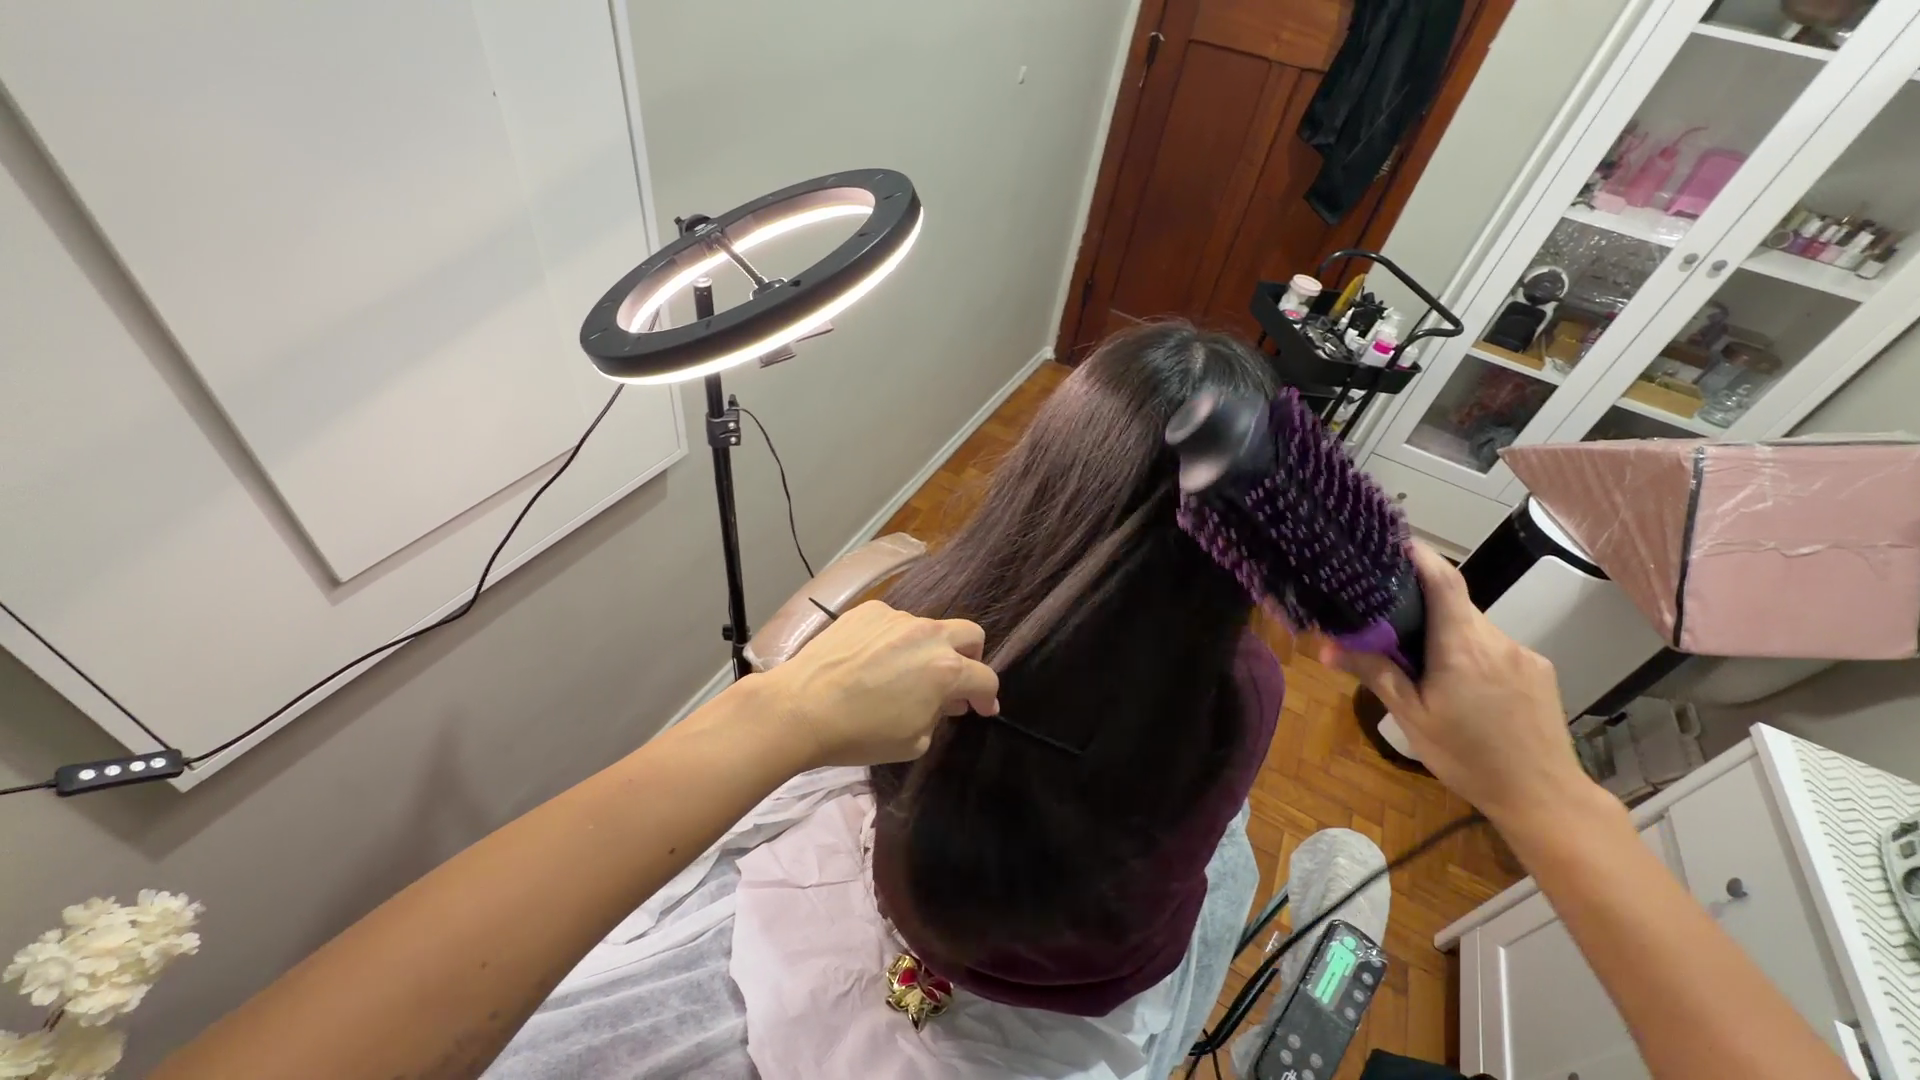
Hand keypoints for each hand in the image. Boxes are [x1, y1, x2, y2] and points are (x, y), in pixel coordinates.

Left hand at [752, 601, 999, 767]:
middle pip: (971, 634)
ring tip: (902, 673)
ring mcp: (896, 618)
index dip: (987, 697)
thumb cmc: (860, 734)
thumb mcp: (914, 741)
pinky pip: (893, 623)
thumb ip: (939, 716)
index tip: (981, 708)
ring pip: (928, 628)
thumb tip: (947, 701)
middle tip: (955, 680)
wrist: (800, 708)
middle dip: (972, 657)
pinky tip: (872, 661)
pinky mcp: (868, 611)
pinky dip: (894, 641)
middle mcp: (928, 635)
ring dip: (927, 650)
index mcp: (946, 670)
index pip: (985, 678)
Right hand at [1319, 541, 1591, 826]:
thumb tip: (1326, 648)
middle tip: (1387, 618)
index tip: (1393, 543)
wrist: (1543, 796)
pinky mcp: (1538, 669)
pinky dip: (1468, 650)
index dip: (1420, 555)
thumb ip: (1375, 674)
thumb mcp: (1412, 718)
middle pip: (1454, 603)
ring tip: (1419, 661)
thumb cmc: (1468, 758)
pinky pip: (1493, 645)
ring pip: (1472, 626)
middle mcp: (1495, 639)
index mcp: (1461, 647)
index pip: (1443, 581)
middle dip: (1421, 603)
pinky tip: (1459, 684)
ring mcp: (1521, 653)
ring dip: (1444, 632)